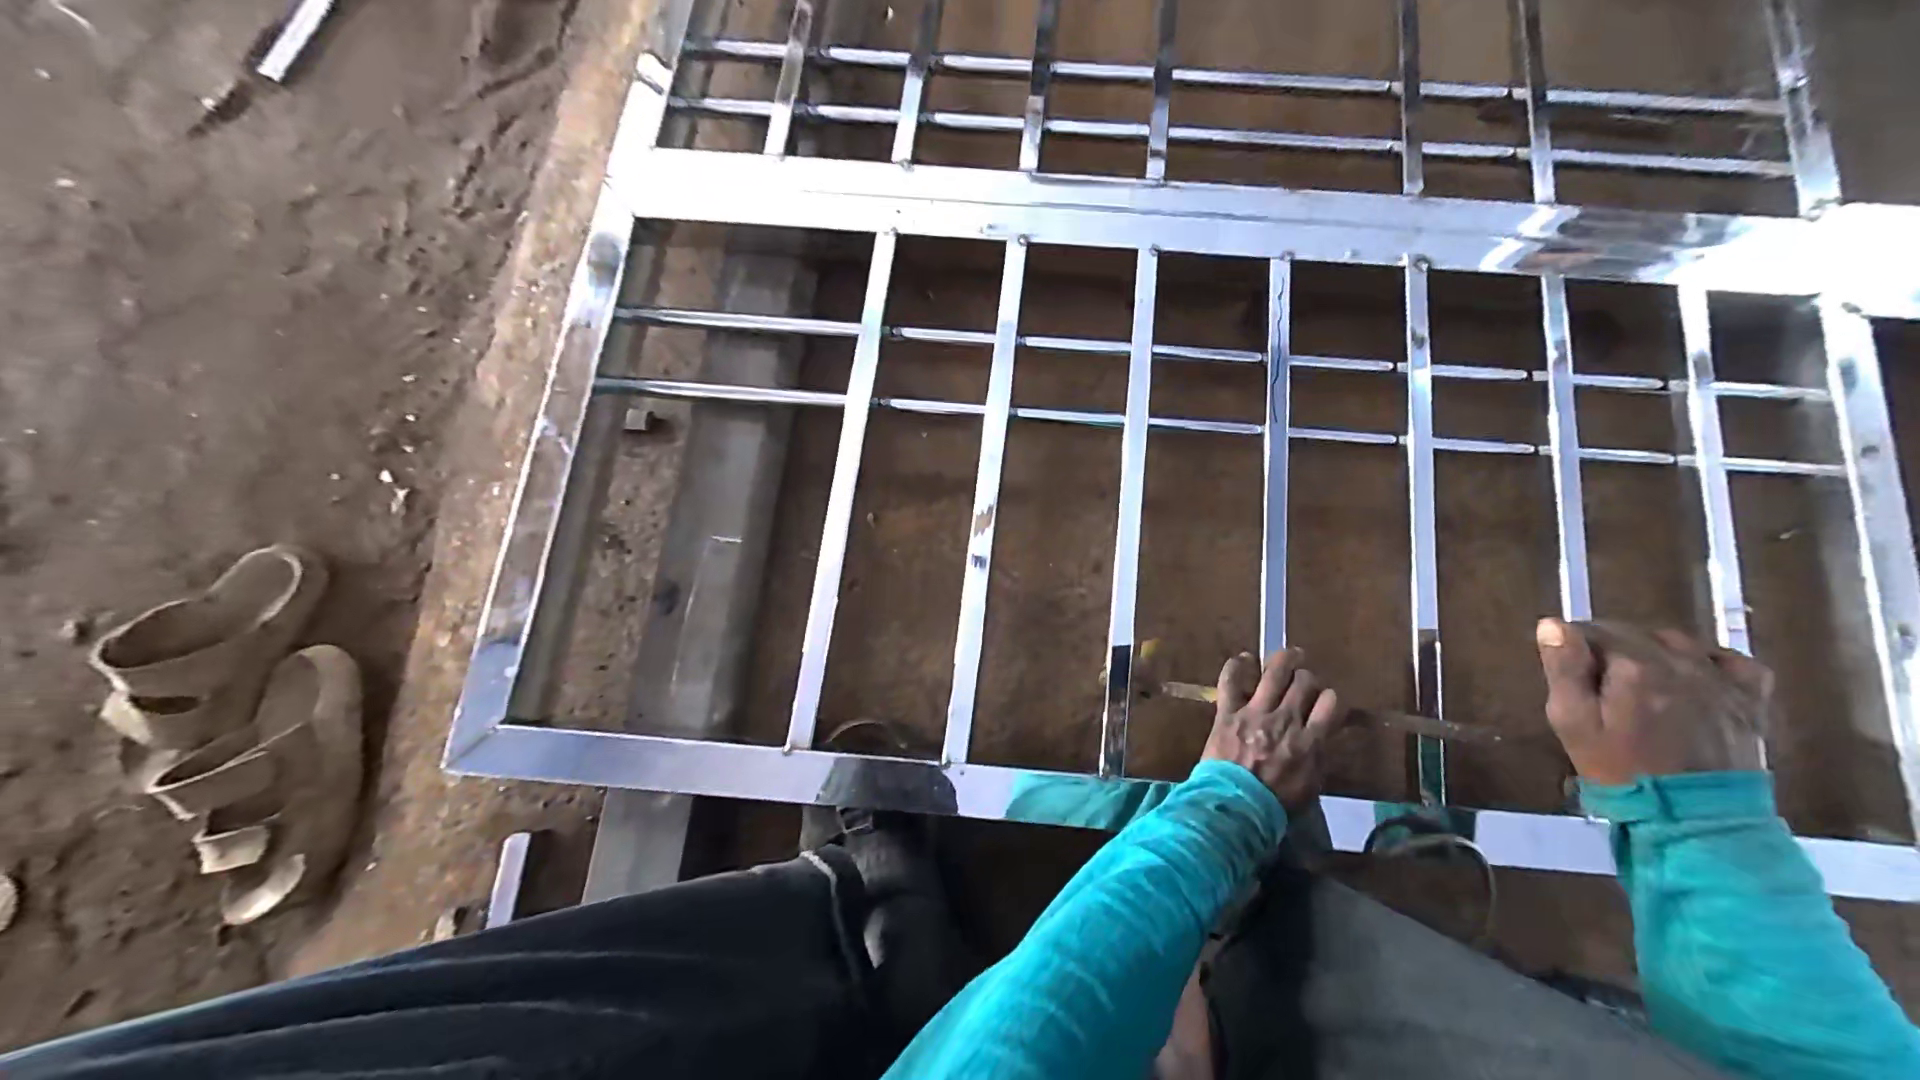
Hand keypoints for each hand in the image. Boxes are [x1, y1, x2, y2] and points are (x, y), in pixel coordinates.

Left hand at [1202, 648, 1346, 808]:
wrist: (1235, 805)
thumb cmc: (1276, 804)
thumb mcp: (1311, 786)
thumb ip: (1318, 758)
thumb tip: (1322, 740)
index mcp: (1309, 741)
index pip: (1331, 704)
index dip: (1330, 697)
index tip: (1325, 700)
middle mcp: (1285, 720)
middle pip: (1304, 684)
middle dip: (1307, 677)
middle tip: (1304, 676)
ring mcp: (1254, 712)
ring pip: (1274, 673)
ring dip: (1283, 660)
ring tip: (1289, 655)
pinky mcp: (1227, 712)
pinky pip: (1230, 681)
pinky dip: (1236, 667)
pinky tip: (1242, 659)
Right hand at [1535, 618, 1772, 785]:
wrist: (1691, 817)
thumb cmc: (1618, 767)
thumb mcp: (1572, 720)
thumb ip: (1564, 669)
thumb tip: (1553, 624)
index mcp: (1634, 666)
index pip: (1593, 631)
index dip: (1572, 645)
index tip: (1565, 668)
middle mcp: (1681, 664)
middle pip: (1633, 633)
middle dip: (1607, 647)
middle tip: (1593, 680)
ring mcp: (1722, 681)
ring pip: (1676, 642)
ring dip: (1649, 650)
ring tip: (1635, 679)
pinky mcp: (1749, 701)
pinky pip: (1734, 662)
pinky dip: (1707, 660)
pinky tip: (1691, 675)